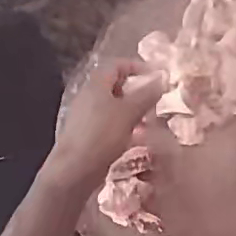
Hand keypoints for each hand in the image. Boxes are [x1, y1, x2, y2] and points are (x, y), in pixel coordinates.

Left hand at [43, 57, 164, 190]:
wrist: (74, 170)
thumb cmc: (102, 135)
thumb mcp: (129, 112)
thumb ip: (146, 94)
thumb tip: (161, 78)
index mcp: (96, 85)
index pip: (116, 64)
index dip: (137, 66)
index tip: (156, 75)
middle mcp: (89, 98)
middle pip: (115, 86)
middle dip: (137, 91)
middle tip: (155, 100)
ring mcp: (87, 118)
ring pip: (114, 108)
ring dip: (133, 111)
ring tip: (151, 122)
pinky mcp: (88, 136)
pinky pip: (111, 125)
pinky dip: (126, 128)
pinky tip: (137, 139)